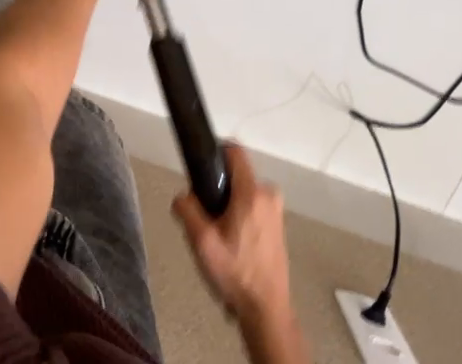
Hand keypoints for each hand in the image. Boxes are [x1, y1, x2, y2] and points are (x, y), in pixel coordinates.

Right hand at [172, 145, 293, 329]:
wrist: (266, 310)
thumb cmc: (235, 273)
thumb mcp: (201, 241)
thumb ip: (186, 208)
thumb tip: (183, 196)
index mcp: (253, 193)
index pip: (234, 150)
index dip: (214, 151)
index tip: (199, 169)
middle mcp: (269, 195)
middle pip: (234, 175)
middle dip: (217, 189)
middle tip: (204, 218)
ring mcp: (276, 211)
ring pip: (242, 192)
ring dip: (227, 206)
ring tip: (217, 236)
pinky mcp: (277, 226)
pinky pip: (252, 207)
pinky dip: (239, 217)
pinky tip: (231, 244)